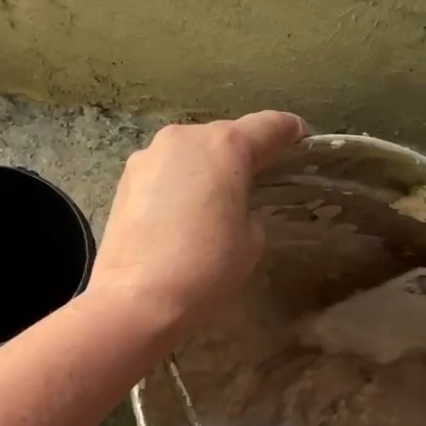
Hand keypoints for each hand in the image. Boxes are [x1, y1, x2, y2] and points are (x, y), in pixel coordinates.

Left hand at [89, 111, 307, 333]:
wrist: (137, 298)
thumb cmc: (205, 267)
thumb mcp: (251, 240)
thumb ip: (249, 209)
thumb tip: (229, 207)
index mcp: (224, 145)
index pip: (269, 126)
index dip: (290, 133)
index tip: (301, 141)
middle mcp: (183, 138)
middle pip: (223, 137)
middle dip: (242, 155)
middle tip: (256, 183)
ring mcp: (148, 157)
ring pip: (189, 153)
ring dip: (205, 169)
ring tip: (213, 203)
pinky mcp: (124, 180)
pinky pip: (163, 173)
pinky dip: (178, 185)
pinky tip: (180, 216)